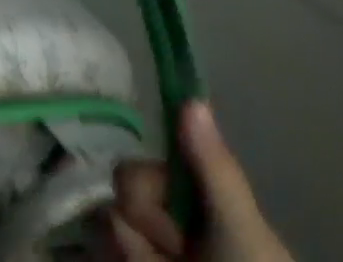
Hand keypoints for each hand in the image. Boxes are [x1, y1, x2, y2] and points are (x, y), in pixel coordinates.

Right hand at [106, 102, 291, 260]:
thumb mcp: (242, 227)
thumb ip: (214, 169)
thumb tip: (192, 97)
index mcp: (193, 198)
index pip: (140, 166)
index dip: (149, 186)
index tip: (167, 206)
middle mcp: (165, 214)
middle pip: (119, 191)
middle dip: (143, 221)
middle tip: (178, 251)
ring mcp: (145, 239)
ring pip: (106, 220)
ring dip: (135, 247)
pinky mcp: (124, 254)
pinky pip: (100, 243)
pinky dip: (124, 255)